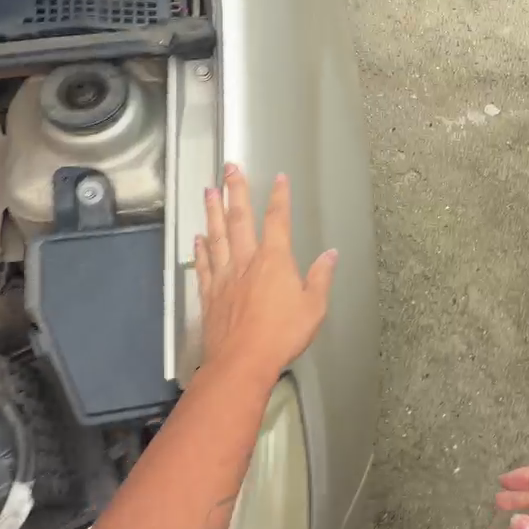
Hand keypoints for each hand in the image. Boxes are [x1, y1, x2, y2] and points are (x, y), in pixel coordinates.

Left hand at [194, 164, 336, 384]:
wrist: (241, 361)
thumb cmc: (282, 334)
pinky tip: (198, 238)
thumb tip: (331, 254)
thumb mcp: (314, 306)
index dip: (279, 197)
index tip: (279, 178)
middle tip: (229, 168)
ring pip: (217, 235)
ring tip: (208, 190)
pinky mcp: (209, 293)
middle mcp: (246, 260)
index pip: (278, 220)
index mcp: (274, 260)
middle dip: (235, 190)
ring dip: (212, 211)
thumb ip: (321, 277)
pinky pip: (203, 264)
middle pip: (239, 218)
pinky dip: (200, 249)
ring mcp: (224, 276)